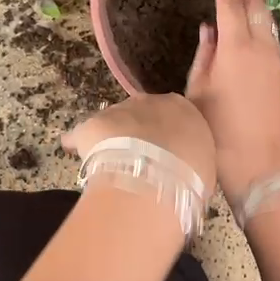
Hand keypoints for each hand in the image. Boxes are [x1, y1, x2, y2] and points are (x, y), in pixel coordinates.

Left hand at [62, 93, 217, 200]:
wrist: (153, 178)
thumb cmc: (187, 177)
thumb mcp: (202, 168)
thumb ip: (192, 159)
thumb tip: (185, 168)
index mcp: (182, 109)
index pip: (172, 117)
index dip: (164, 137)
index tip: (162, 154)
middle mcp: (149, 102)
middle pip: (139, 116)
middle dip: (136, 135)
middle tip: (135, 161)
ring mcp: (117, 109)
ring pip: (112, 125)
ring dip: (110, 141)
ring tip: (108, 166)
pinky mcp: (91, 124)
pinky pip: (81, 135)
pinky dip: (78, 144)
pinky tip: (76, 156)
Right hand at [185, 0, 279, 205]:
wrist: (261, 166)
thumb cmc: (216, 133)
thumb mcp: (197, 93)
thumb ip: (203, 57)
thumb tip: (209, 30)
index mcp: (235, 49)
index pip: (230, 6)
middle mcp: (261, 49)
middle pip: (256, 9)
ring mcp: (276, 64)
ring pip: (267, 24)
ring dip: (259, 4)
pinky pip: (272, 41)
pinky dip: (263, 25)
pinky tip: (257, 25)